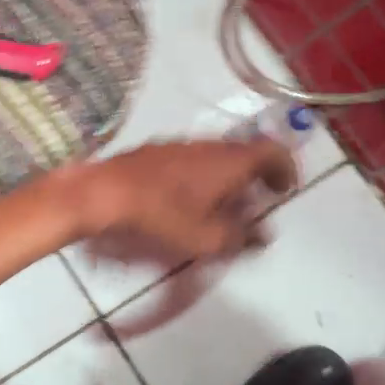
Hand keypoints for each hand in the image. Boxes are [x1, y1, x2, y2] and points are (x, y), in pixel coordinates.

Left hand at [63, 139, 298, 257]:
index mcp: (228, 160)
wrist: (100, 193)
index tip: (283, 190)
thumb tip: (261, 234)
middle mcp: (205, 145)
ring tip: (214, 208)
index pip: (272, 151)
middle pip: (240, 154)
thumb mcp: (206, 239)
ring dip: (220, 178)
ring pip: (210, 157)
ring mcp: (175, 145)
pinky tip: (180, 200)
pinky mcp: (149, 152)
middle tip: (249, 205)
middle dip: (250, 179)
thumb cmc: (159, 216)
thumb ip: (240, 236)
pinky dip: (194, 177)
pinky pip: (184, 161)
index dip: (285, 169)